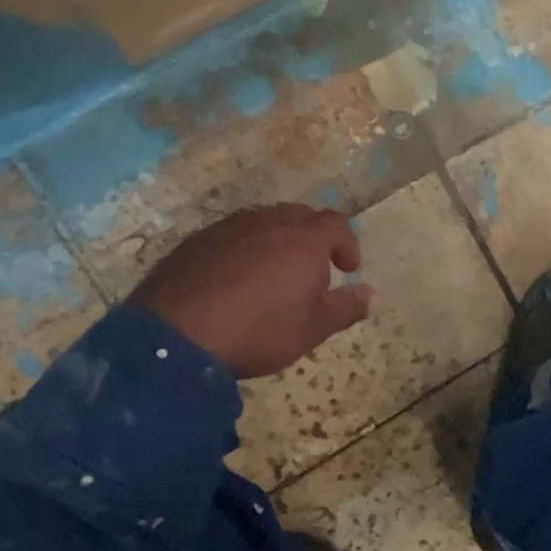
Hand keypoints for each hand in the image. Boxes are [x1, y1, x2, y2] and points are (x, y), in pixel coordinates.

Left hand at [129, 204, 375, 378]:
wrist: (176, 335)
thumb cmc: (257, 331)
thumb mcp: (311, 328)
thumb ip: (345, 308)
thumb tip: (374, 295)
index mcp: (303, 240)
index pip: (336, 224)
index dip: (347, 244)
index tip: (347, 269)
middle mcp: (268, 222)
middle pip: (299, 216)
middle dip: (313, 237)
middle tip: (313, 268)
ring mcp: (228, 227)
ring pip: (263, 222)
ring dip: (277, 240)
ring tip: (275, 274)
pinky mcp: (197, 241)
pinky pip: (232, 235)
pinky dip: (244, 249)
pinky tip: (236, 279)